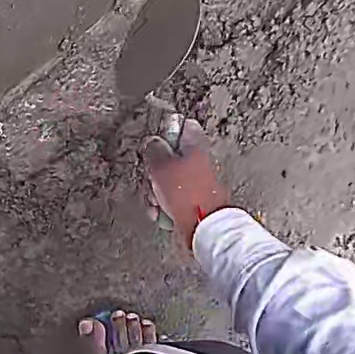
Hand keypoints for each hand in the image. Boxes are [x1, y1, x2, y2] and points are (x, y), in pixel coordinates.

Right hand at [143, 119, 233, 250]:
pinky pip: (171, 199)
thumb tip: (151, 142)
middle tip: (153, 179)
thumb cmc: (186, 194)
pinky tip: (162, 213)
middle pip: (169, 158)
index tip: (155, 143)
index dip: (167, 132)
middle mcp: (199, 163)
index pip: (184, 127)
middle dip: (155, 171)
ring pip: (167, 181)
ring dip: (155, 192)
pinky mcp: (193, 203)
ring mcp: (196, 184)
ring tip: (156, 201)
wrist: (203, 227)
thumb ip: (154, 150)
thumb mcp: (161, 165)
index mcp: (195, 147)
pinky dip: (163, 206)